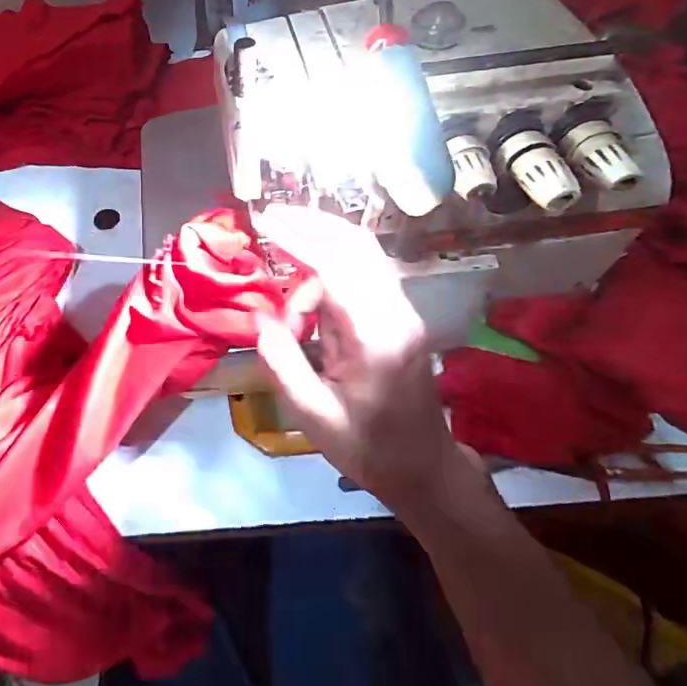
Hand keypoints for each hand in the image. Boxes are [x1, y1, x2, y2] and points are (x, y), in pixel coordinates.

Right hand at [251, 206, 486, 512]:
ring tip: (283, 251)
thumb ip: (283, 361)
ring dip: (322, 245)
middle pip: (357, 246)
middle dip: (313, 225)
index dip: (298, 239)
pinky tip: (308, 276)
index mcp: (375, 338)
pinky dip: (334, 263)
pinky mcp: (401, 318)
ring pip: (364, 255)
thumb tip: (262, 317)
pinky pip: (366, 273)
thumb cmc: (367, 448)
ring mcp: (404, 313)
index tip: (265, 221)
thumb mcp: (312, 415)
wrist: (424, 468)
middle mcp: (396, 314)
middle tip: (273, 217)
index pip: (335, 268)